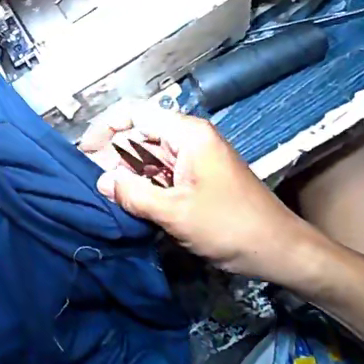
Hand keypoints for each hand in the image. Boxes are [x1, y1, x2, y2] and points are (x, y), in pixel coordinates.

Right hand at [81, 106, 330, 285]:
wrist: (279, 250)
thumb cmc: (231, 226)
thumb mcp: (175, 212)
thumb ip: (133, 193)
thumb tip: (101, 180)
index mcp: (187, 134)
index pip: (135, 113)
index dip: (105, 128)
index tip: (83, 154)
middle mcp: (189, 138)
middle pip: (139, 134)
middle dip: (112, 154)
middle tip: (89, 181)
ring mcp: (193, 158)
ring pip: (147, 155)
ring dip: (125, 172)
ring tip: (103, 193)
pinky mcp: (196, 178)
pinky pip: (160, 172)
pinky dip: (142, 183)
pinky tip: (126, 200)